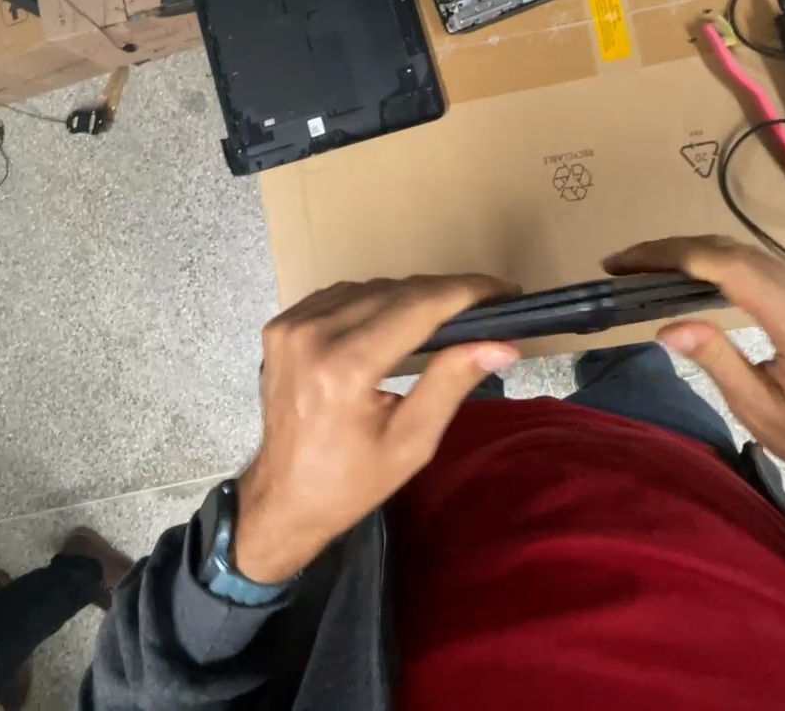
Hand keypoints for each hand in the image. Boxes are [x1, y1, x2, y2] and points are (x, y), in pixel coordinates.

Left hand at [234, 276, 520, 582]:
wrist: (283, 496)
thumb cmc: (352, 481)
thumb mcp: (412, 441)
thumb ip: (451, 383)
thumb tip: (502, 344)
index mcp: (344, 367)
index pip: (416, 307)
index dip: (464, 292)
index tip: (503, 290)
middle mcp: (312, 334)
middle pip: (394, 292)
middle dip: (444, 293)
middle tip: (485, 305)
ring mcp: (291, 325)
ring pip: (369, 288)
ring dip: (409, 295)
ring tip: (445, 314)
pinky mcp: (280, 324)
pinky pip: (340, 295)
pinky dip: (373, 301)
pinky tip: (395, 317)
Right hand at [604, 236, 784, 506]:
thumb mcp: (760, 411)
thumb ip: (716, 361)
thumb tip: (666, 328)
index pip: (731, 268)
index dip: (674, 257)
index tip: (626, 264)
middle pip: (733, 251)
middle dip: (672, 249)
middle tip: (621, 264)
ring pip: (744, 252)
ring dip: (690, 252)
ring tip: (642, 266)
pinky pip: (758, 264)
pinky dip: (714, 261)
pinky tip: (685, 273)